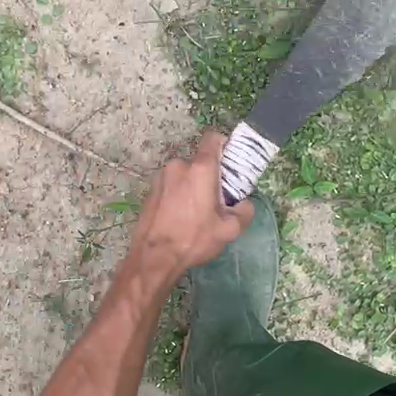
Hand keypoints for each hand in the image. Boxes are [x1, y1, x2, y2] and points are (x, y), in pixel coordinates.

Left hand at [129, 131, 254, 275]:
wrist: (154, 256)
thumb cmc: (193, 239)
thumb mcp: (229, 230)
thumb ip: (244, 211)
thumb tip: (245, 203)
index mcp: (200, 169)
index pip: (213, 139)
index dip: (224, 145)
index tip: (230, 162)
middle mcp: (178, 166)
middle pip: (200, 162)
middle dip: (210, 176)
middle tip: (216, 199)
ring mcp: (161, 177)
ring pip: (185, 175)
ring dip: (193, 186)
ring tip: (197, 212)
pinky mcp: (150, 190)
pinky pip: (171, 185)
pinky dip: (179, 194)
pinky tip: (180, 216)